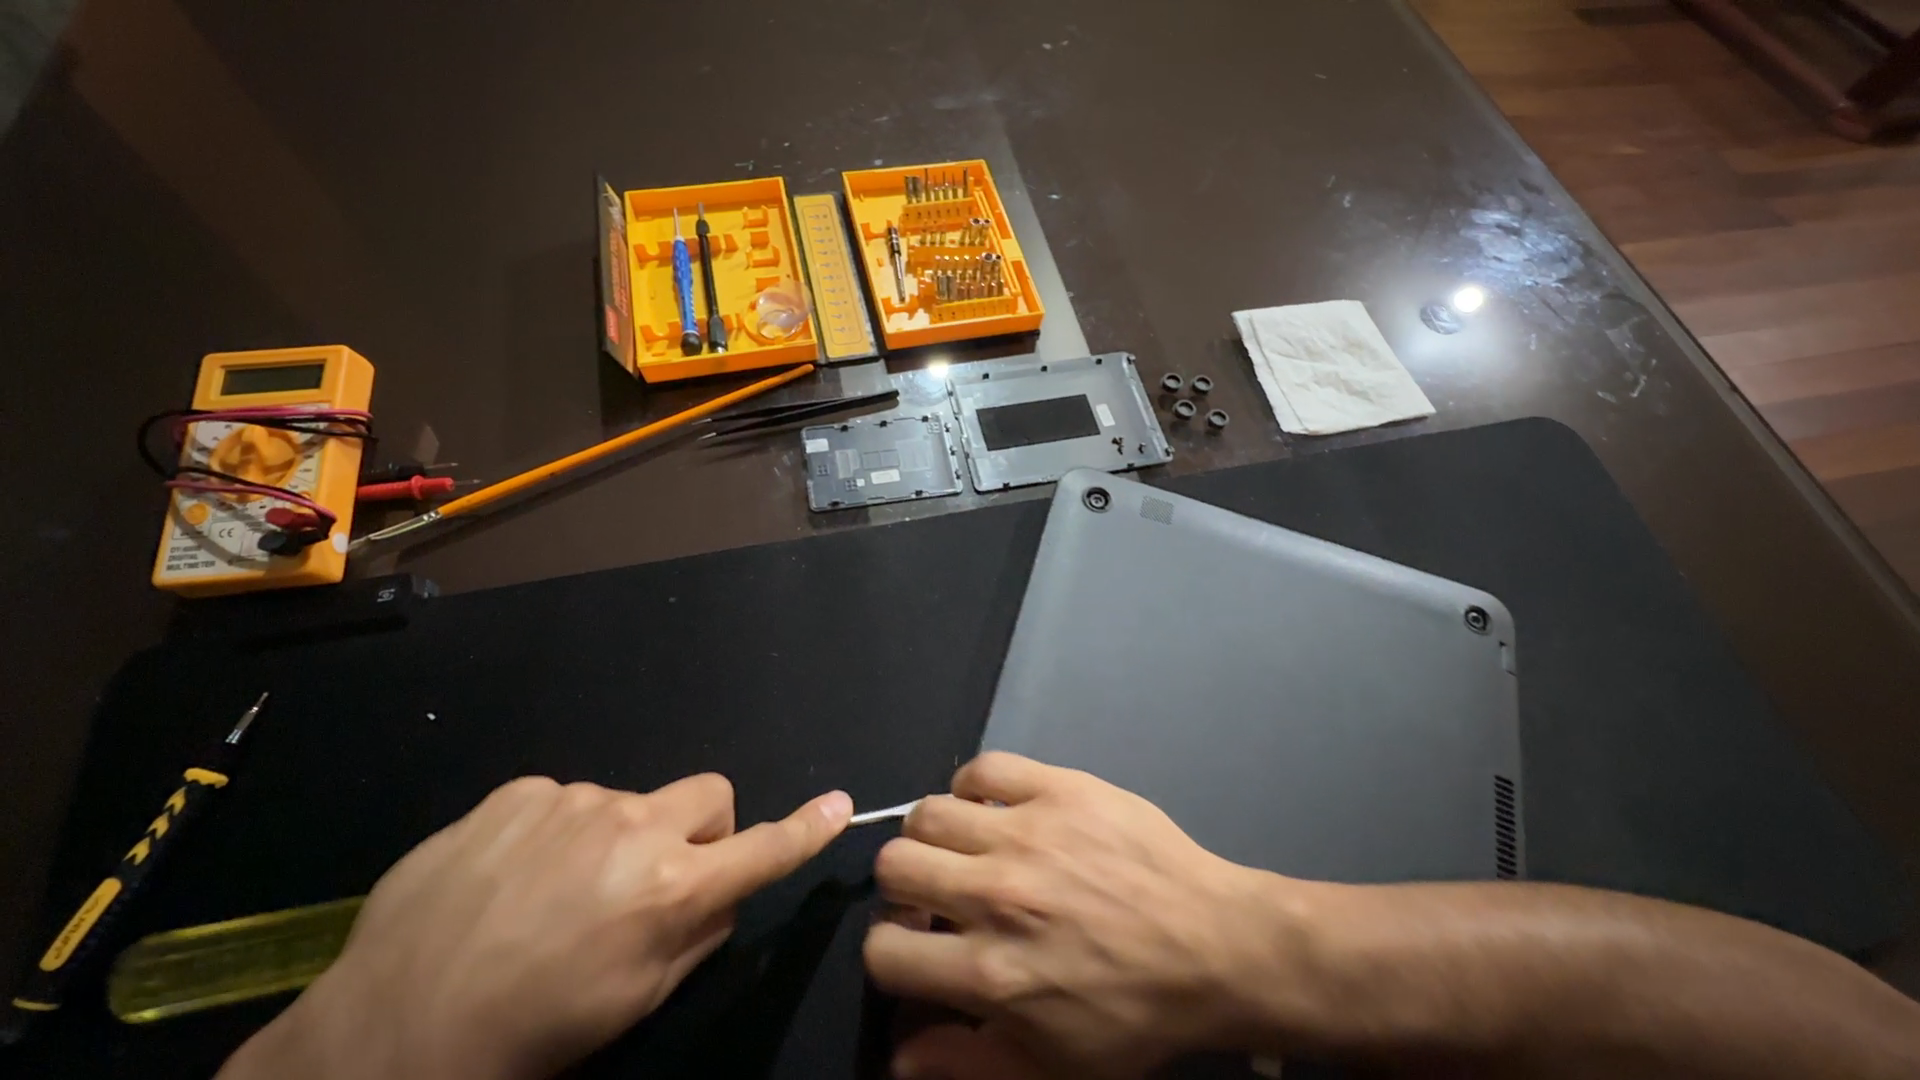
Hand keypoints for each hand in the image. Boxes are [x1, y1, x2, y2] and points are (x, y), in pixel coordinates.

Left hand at [222, 775, 851, 1079]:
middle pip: (709, 795)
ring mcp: (571, 800)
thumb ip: (697, 935)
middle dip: (701, 831)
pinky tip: (512, 877)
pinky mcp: (517, 791)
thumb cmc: (532, 1033)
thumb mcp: (636, 1002)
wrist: (389, 1031)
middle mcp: (631, 828)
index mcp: (668, 890)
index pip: (762, 849)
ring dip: (618, 838)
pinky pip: (565, 801)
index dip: (807, 830)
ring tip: (555, 894)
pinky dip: (559, 832)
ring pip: (630, 803)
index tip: (839, 805)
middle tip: (654, 880)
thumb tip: (722, 892)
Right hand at [864, 752, 1321, 1078]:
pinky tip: (994, 809)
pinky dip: (974, 786)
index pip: (883, 949)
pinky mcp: (1061, 789)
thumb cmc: (1134, 1012)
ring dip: (935, 836)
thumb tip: (896, 1053)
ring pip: (928, 813)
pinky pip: (984, 768)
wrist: (1214, 945)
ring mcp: (1028, 834)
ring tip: (965, 848)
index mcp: (989, 973)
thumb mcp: (1051, 1066)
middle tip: (940, 894)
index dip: (892, 951)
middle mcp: (995, 896)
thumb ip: (964, 1062)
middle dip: (906, 887)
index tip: (919, 945)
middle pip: (895, 867)